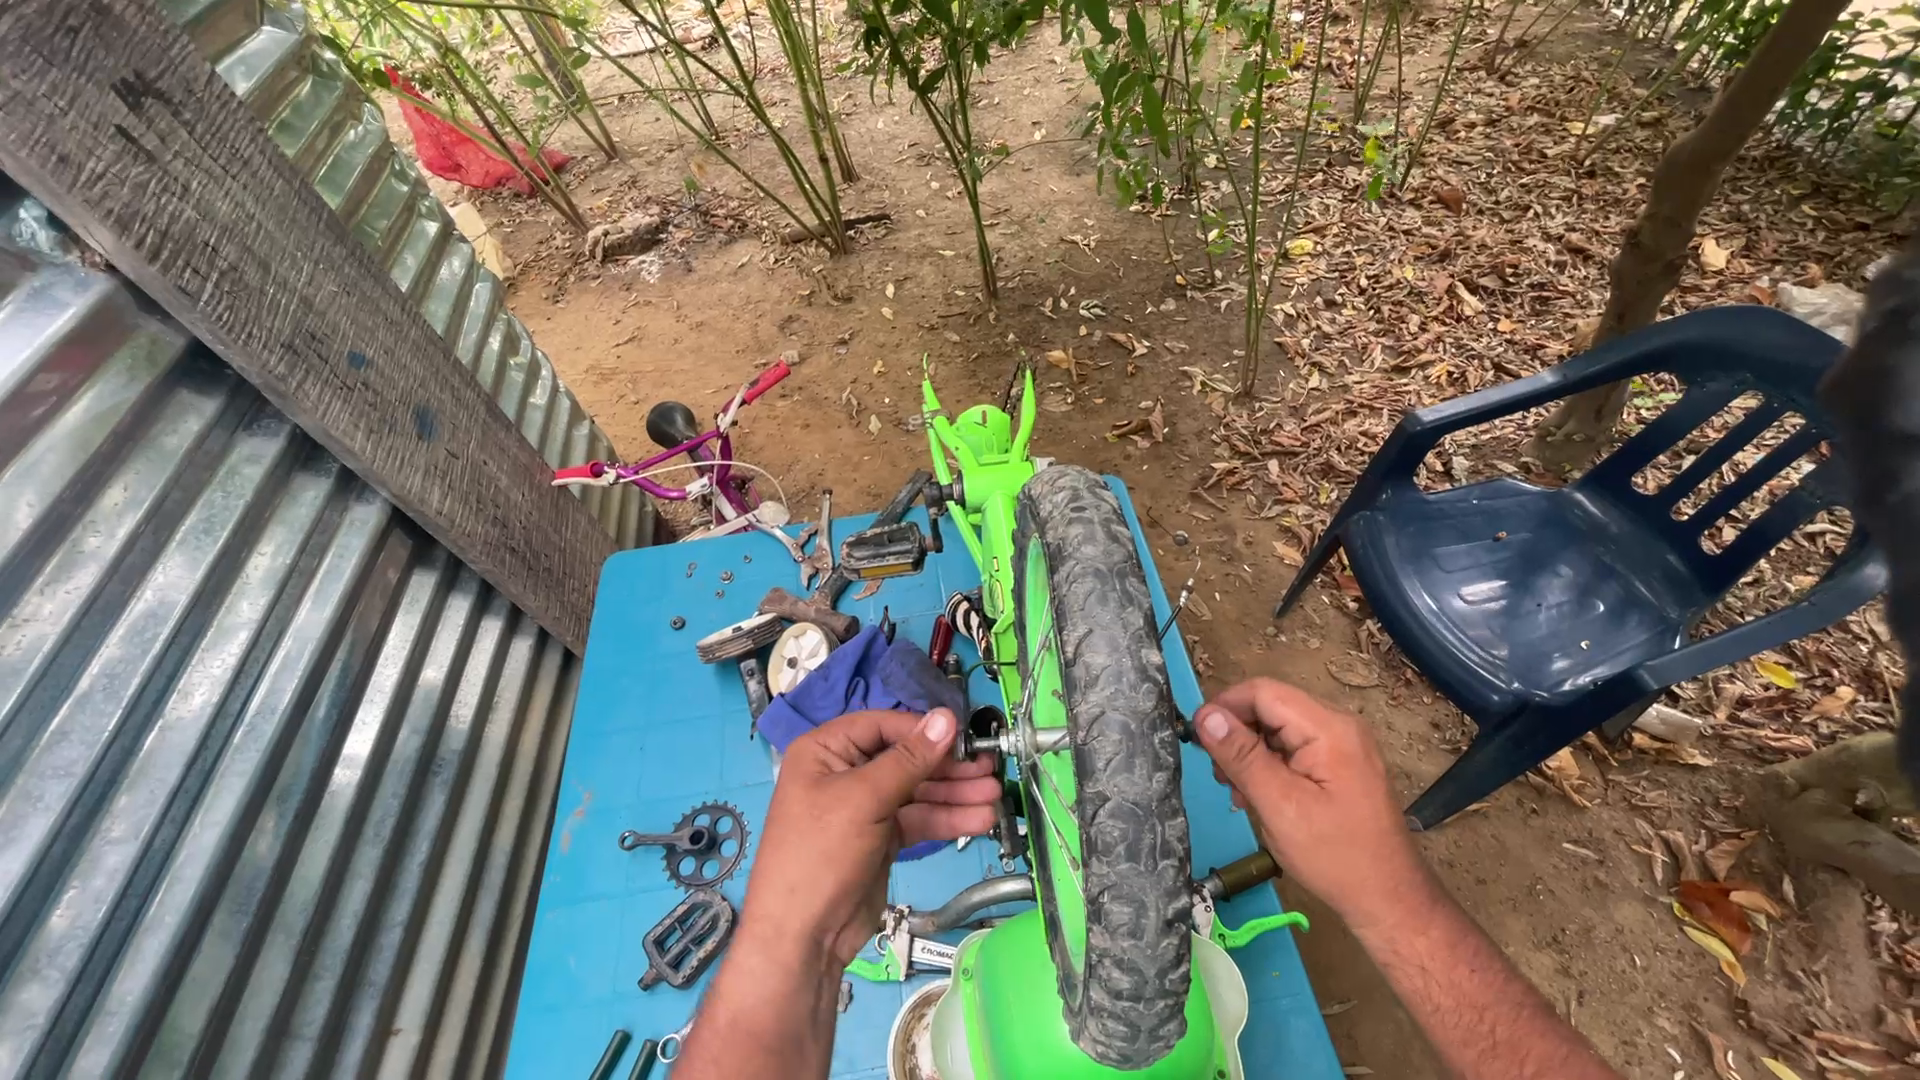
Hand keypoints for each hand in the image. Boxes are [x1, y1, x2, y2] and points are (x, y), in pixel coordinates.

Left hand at [741, 708, 1000, 971]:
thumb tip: (946, 717)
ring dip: (955, 794)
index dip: (922, 730)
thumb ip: (910, 759)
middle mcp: (845, 772)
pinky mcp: (881, 837)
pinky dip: (946, 819)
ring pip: (917, 791)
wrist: (803, 937)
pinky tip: (978, 819)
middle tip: (989, 768)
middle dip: (947, 767)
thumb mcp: (864, 799)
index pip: (882, 726)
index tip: (963, 736)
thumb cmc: (821, 853)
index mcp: (826, 751)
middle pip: (905, 759)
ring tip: (993, 795)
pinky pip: (918, 818)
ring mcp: (865, 807)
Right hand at [1194, 679, 1430, 934]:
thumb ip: (1241, 756)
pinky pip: (1292, 748)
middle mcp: (1338, 725)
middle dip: (1237, 735)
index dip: (1224, 707)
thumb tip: (1204, 715)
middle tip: (1220, 776)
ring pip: (1277, 729)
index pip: (1263, 692)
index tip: (1198, 739)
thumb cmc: (1334, 855)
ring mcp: (1341, 744)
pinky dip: (1268, 766)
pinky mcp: (1339, 763)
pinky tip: (1260, 797)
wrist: (1389, 901)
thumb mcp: (1279, 805)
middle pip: (1270, 708)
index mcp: (1329, 728)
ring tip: (1239, 792)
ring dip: (1249, 754)